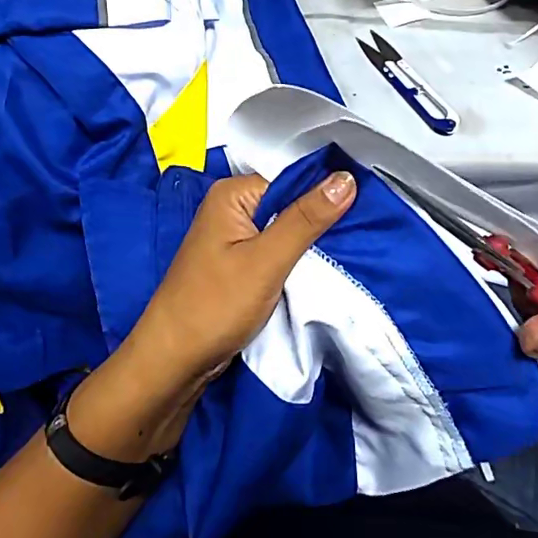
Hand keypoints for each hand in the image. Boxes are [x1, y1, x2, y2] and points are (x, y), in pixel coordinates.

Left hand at [68, 172, 356, 461]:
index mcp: (232, 194)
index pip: (292, 181)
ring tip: (347, 256)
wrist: (174, 359)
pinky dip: (295, 262)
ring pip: (284, 231)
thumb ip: (306, 218)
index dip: (325, 198)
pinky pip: (275, 252)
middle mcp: (230, 207)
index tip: (363, 216)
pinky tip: (319, 272)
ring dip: (309, 246)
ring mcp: (232, 236)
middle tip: (360, 239)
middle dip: (319, 223)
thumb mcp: (267, 260)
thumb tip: (346, 178)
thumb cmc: (214, 305)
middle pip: (289, 205)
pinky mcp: (238, 263)